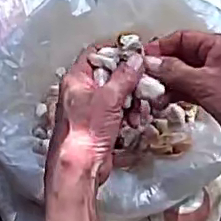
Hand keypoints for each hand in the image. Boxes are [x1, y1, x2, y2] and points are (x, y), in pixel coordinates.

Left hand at [43, 44, 144, 220]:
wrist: (79, 167)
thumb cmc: (84, 134)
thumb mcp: (108, 99)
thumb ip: (124, 77)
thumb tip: (135, 59)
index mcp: (76, 80)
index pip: (95, 54)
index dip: (115, 52)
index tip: (135, 55)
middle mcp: (81, 92)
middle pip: (110, 76)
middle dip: (130, 83)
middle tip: (143, 87)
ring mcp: (90, 110)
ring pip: (117, 96)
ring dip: (132, 102)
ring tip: (138, 112)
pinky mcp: (98, 126)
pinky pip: (118, 113)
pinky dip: (128, 116)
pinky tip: (135, 123)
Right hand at [145, 31, 220, 161]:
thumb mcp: (204, 83)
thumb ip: (174, 71)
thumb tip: (150, 62)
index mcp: (220, 45)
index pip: (182, 38)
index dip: (161, 47)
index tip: (142, 58)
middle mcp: (219, 57)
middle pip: (182, 55)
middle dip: (162, 67)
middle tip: (143, 78)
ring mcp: (217, 76)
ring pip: (184, 73)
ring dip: (167, 83)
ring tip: (151, 94)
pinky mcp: (216, 94)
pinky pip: (190, 88)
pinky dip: (176, 94)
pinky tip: (163, 102)